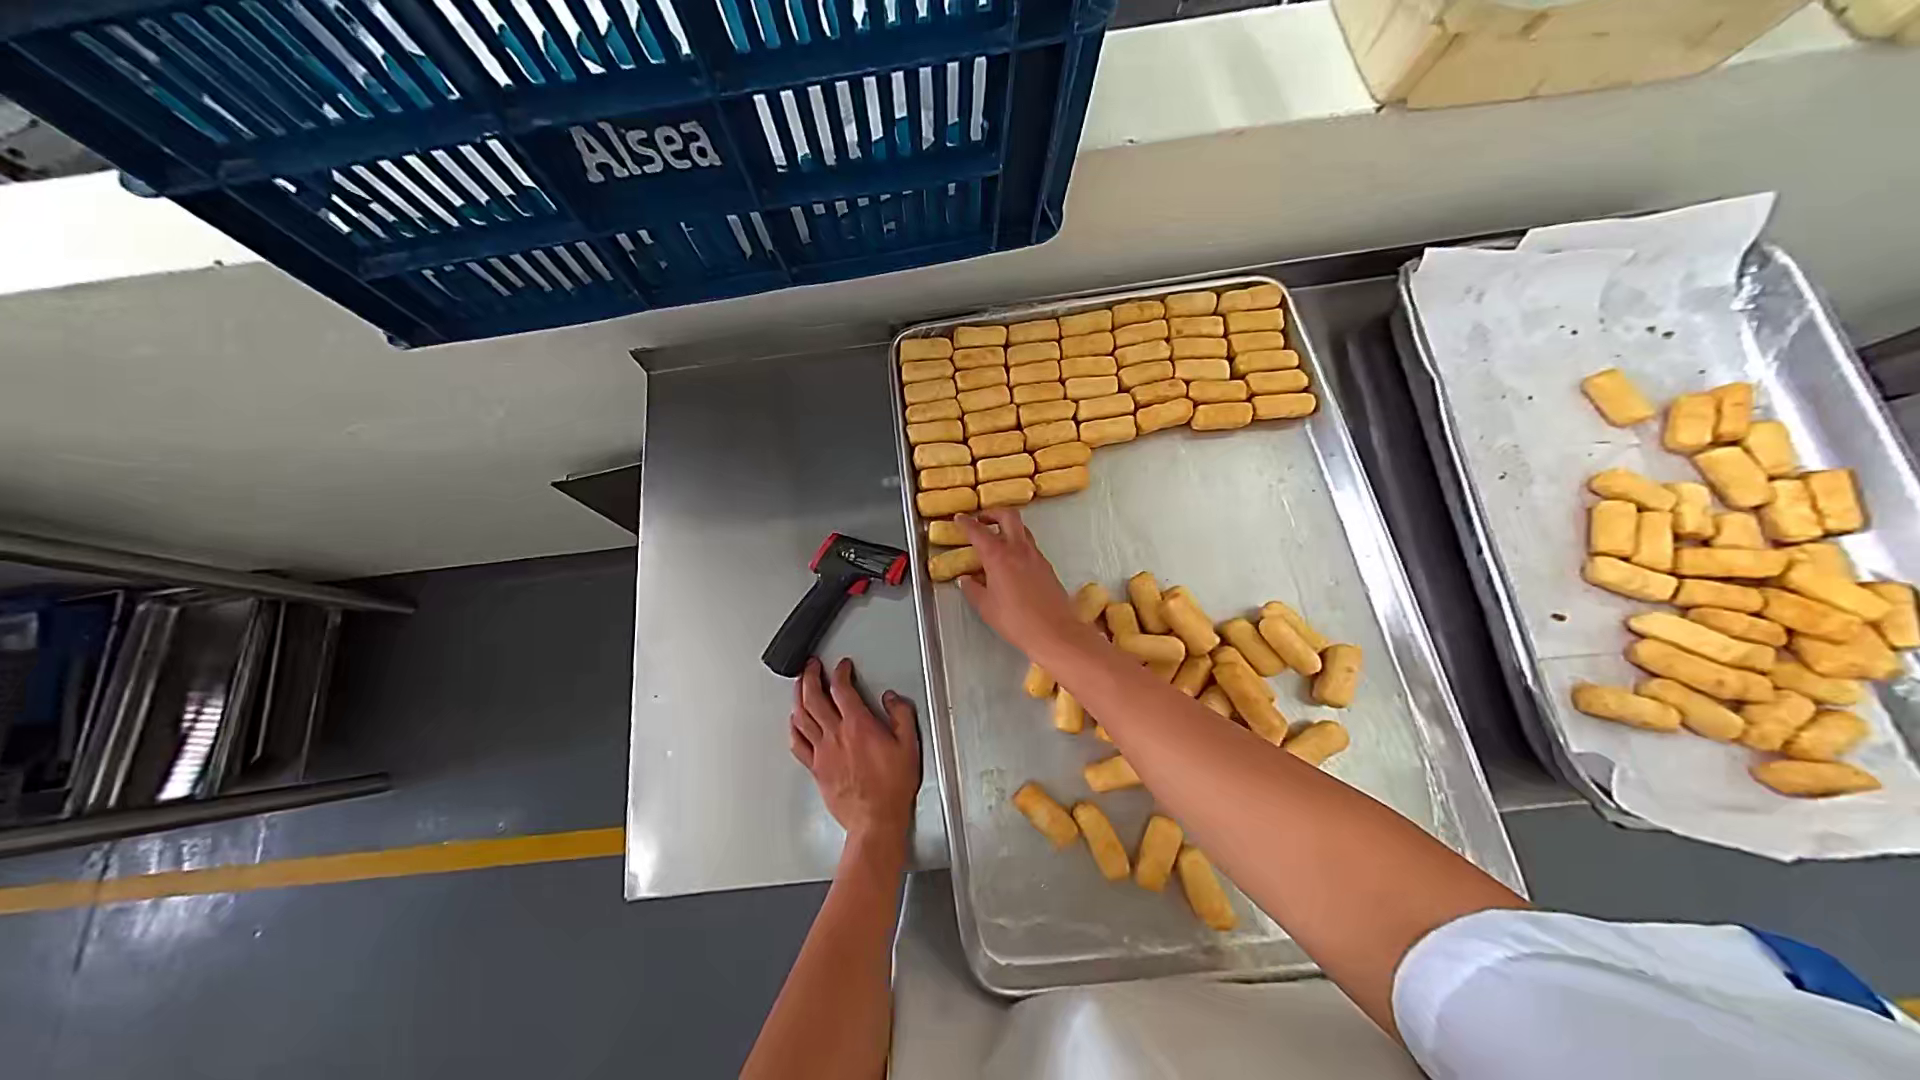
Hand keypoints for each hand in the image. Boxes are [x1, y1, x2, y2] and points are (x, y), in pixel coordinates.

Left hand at [790, 658, 921, 845]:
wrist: (876, 819)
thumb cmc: (892, 787)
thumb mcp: (909, 745)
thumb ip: (901, 715)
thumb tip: (892, 699)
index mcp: (858, 726)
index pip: (842, 689)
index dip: (841, 672)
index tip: (843, 666)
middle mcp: (836, 735)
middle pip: (814, 697)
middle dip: (811, 676)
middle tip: (811, 666)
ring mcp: (823, 752)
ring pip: (801, 717)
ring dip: (798, 696)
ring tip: (799, 685)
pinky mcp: (816, 768)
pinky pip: (798, 743)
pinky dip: (793, 727)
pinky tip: (794, 722)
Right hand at [954, 509, 1090, 658]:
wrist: (1054, 631)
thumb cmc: (1016, 621)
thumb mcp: (986, 607)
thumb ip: (972, 589)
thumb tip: (966, 580)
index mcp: (998, 556)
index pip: (978, 531)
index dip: (966, 523)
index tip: (959, 519)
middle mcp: (1018, 549)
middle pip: (1007, 516)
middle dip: (992, 513)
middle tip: (981, 520)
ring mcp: (1036, 556)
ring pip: (1022, 529)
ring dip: (1007, 527)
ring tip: (996, 539)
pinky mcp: (1046, 566)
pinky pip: (1030, 546)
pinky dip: (1018, 545)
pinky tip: (1012, 562)